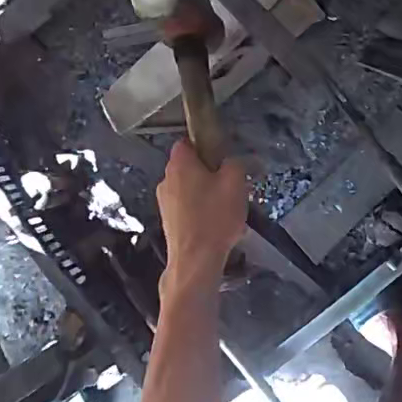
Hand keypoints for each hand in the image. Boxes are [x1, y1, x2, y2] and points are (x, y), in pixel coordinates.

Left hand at [156, 140, 247, 300]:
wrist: (196, 260)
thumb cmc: (215, 216)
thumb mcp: (235, 182)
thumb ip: (235, 163)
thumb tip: (232, 161)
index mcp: (179, 165)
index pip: (187, 141)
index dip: (206, 144)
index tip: (224, 154)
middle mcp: (166, 181)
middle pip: (190, 166)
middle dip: (211, 172)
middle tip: (233, 182)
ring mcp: (165, 203)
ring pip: (191, 188)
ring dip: (209, 192)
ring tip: (229, 206)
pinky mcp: (170, 223)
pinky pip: (189, 208)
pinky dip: (203, 211)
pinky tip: (220, 224)